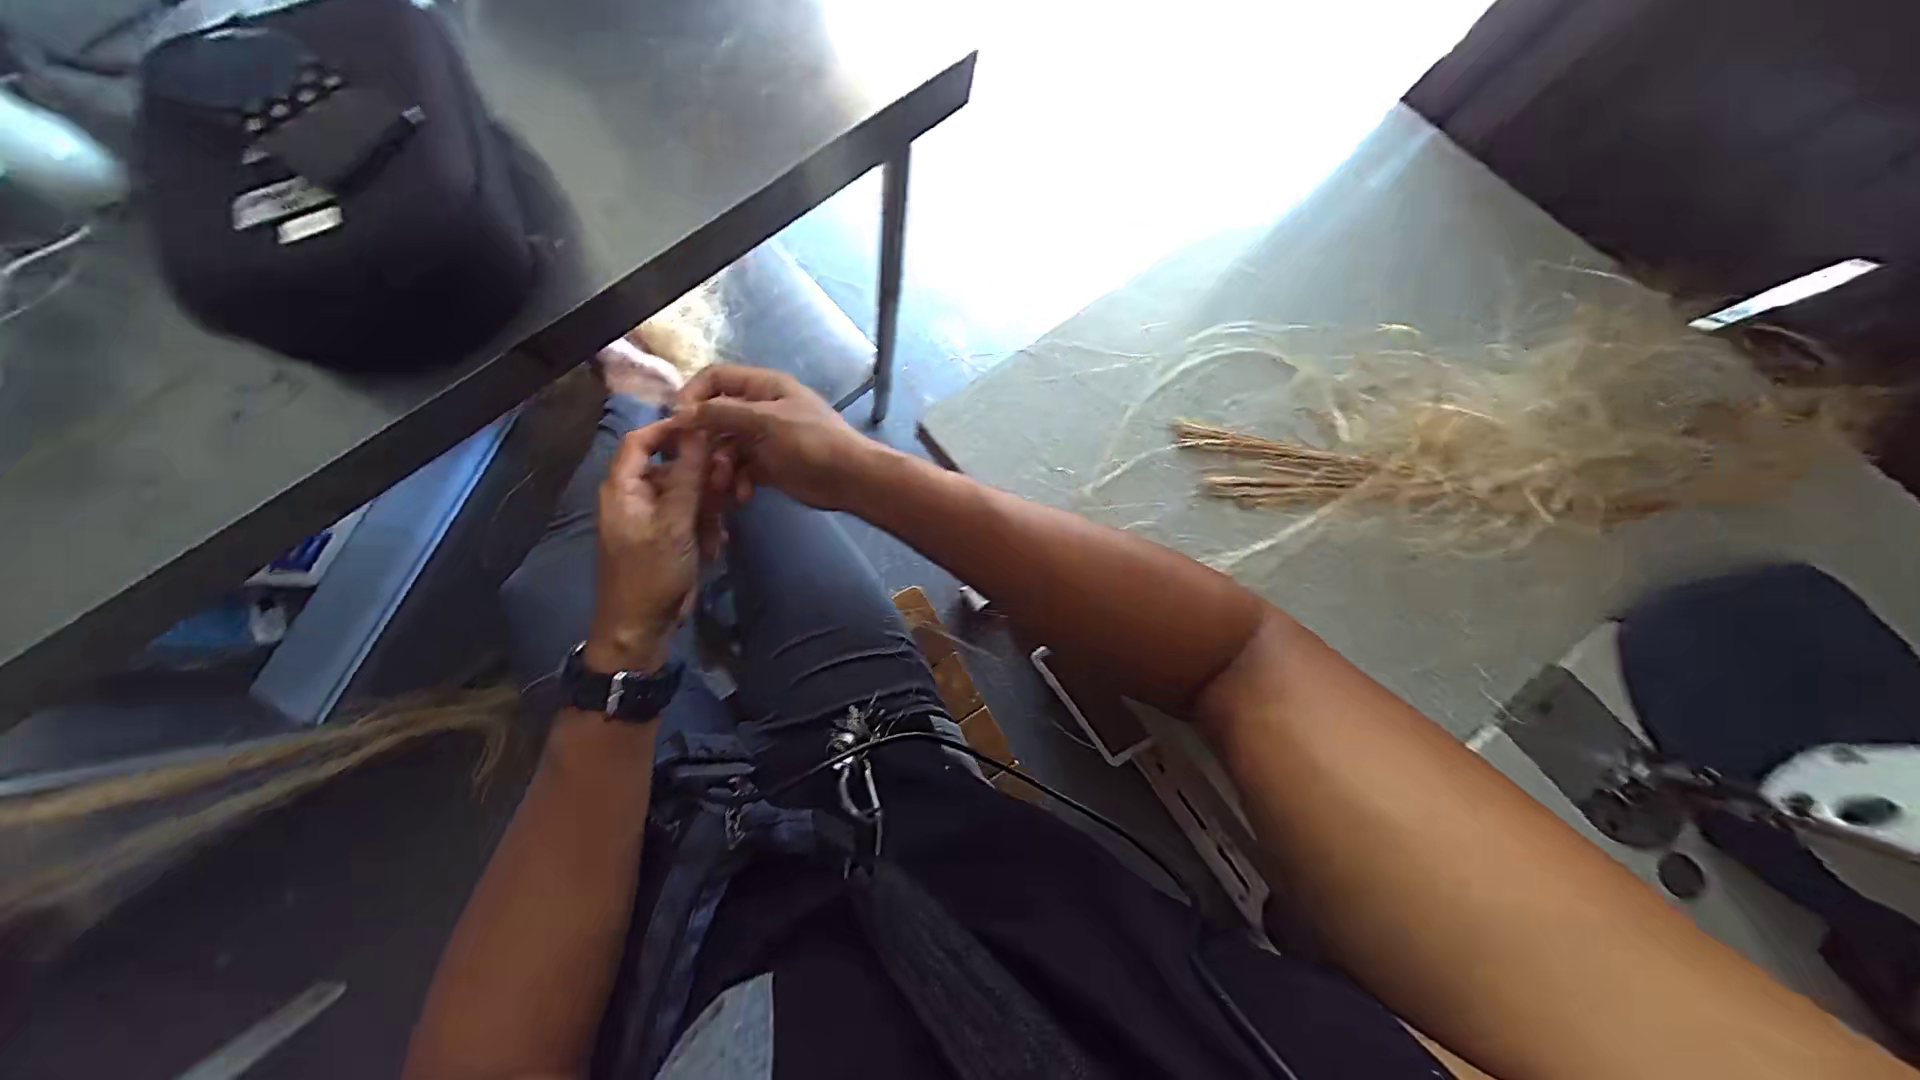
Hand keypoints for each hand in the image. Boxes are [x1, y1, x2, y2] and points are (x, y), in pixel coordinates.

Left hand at [584, 416, 709, 672]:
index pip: (642, 441)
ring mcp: (656, 518)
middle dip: (703, 475)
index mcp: (624, 488)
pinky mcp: (672, 537)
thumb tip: (699, 432)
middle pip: (674, 467)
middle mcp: (638, 496)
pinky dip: (708, 527)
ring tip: (723, 524)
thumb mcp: (674, 523)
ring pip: (690, 493)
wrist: (643, 627)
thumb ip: (688, 476)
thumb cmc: (651, 573)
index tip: (710, 427)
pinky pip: (695, 517)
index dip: (672, 429)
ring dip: (710, 505)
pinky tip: (716, 545)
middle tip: (730, 482)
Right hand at [679, 365, 883, 511]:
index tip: (677, 422)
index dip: (692, 395)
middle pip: (716, 417)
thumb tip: (680, 413)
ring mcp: (764, 438)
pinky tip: (742, 495)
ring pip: (725, 447)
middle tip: (692, 463)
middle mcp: (760, 408)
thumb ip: (722, 413)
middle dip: (704, 441)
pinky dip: (737, 481)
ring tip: (723, 485)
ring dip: (719, 467)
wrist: (850, 478)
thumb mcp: (766, 422)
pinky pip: (740, 470)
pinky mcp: (768, 466)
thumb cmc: (811, 442)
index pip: (715, 378)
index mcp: (763, 386)